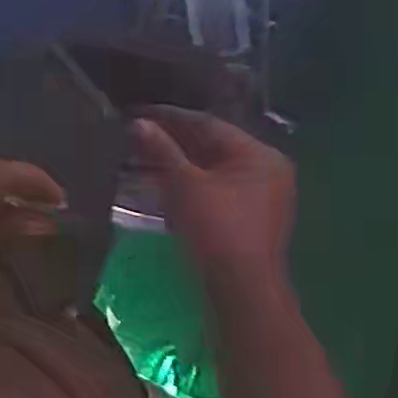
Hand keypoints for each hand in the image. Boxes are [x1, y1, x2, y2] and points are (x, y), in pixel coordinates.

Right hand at [130, 106, 294, 284]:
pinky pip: (211, 183)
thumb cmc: (214, 227)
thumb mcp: (182, 183)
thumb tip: (138, 122)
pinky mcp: (246, 213)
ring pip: (208, 165)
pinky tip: (157, 178)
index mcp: (258, 155)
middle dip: (170, 138)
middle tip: (131, 131)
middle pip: (210, 143)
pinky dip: (184, 178)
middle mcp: (266, 169)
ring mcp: (259, 193)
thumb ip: (160, 149)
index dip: (167, 116)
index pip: (206, 124)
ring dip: (174, 159)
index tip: (134, 112)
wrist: (239, 285)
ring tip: (136, 153)